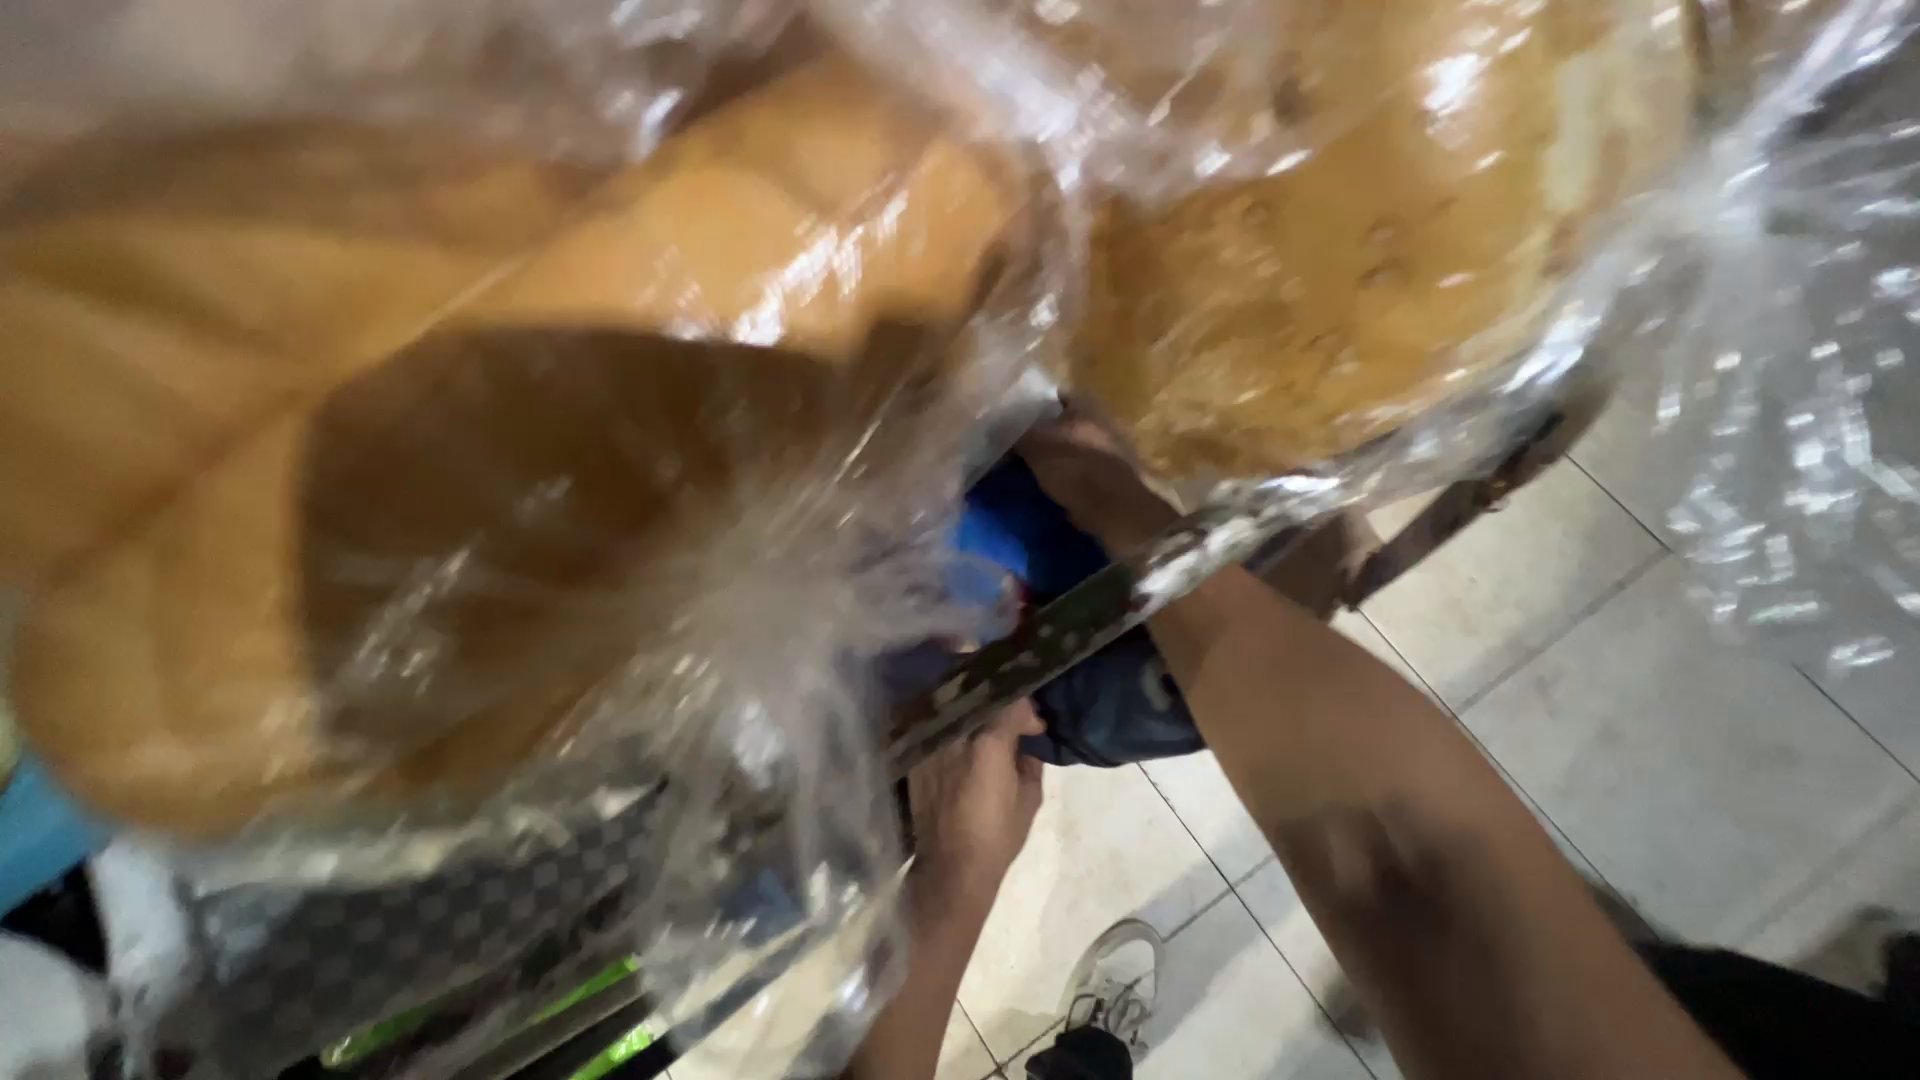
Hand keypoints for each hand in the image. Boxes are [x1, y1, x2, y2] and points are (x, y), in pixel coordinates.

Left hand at [908, 702, 1046, 912]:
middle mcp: (958, 735)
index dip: (1028, 712)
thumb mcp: (1030, 797)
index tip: (1035, 728)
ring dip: (975, 714)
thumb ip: (1030, 760)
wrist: (951, 866)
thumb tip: (1027, 741)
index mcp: (989, 743)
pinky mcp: (918, 757)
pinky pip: (938, 730)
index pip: (1013, 704)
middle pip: (982, 700)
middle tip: (1012, 723)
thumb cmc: (997, 836)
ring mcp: (933, 744)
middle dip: (1001, 707)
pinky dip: (953, 729)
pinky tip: (960, 741)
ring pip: (957, 710)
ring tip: (985, 727)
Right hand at [1017, 407, 1178, 555]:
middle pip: (1063, 425)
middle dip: (1040, 435)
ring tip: (1023, 473)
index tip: (1011, 419)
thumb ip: (1016, 433)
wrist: (1115, 510)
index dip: (1034, 404)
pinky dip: (1061, 483)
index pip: (1056, 395)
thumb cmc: (1076, 467)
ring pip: (1069, 453)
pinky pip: (1076, 478)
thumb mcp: (1036, 444)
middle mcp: (1100, 425)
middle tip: (1012, 448)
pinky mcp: (1108, 483)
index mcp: (1086, 406)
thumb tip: (996, 429)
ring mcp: (1107, 455)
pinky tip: (1042, 491)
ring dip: (1051, 462)